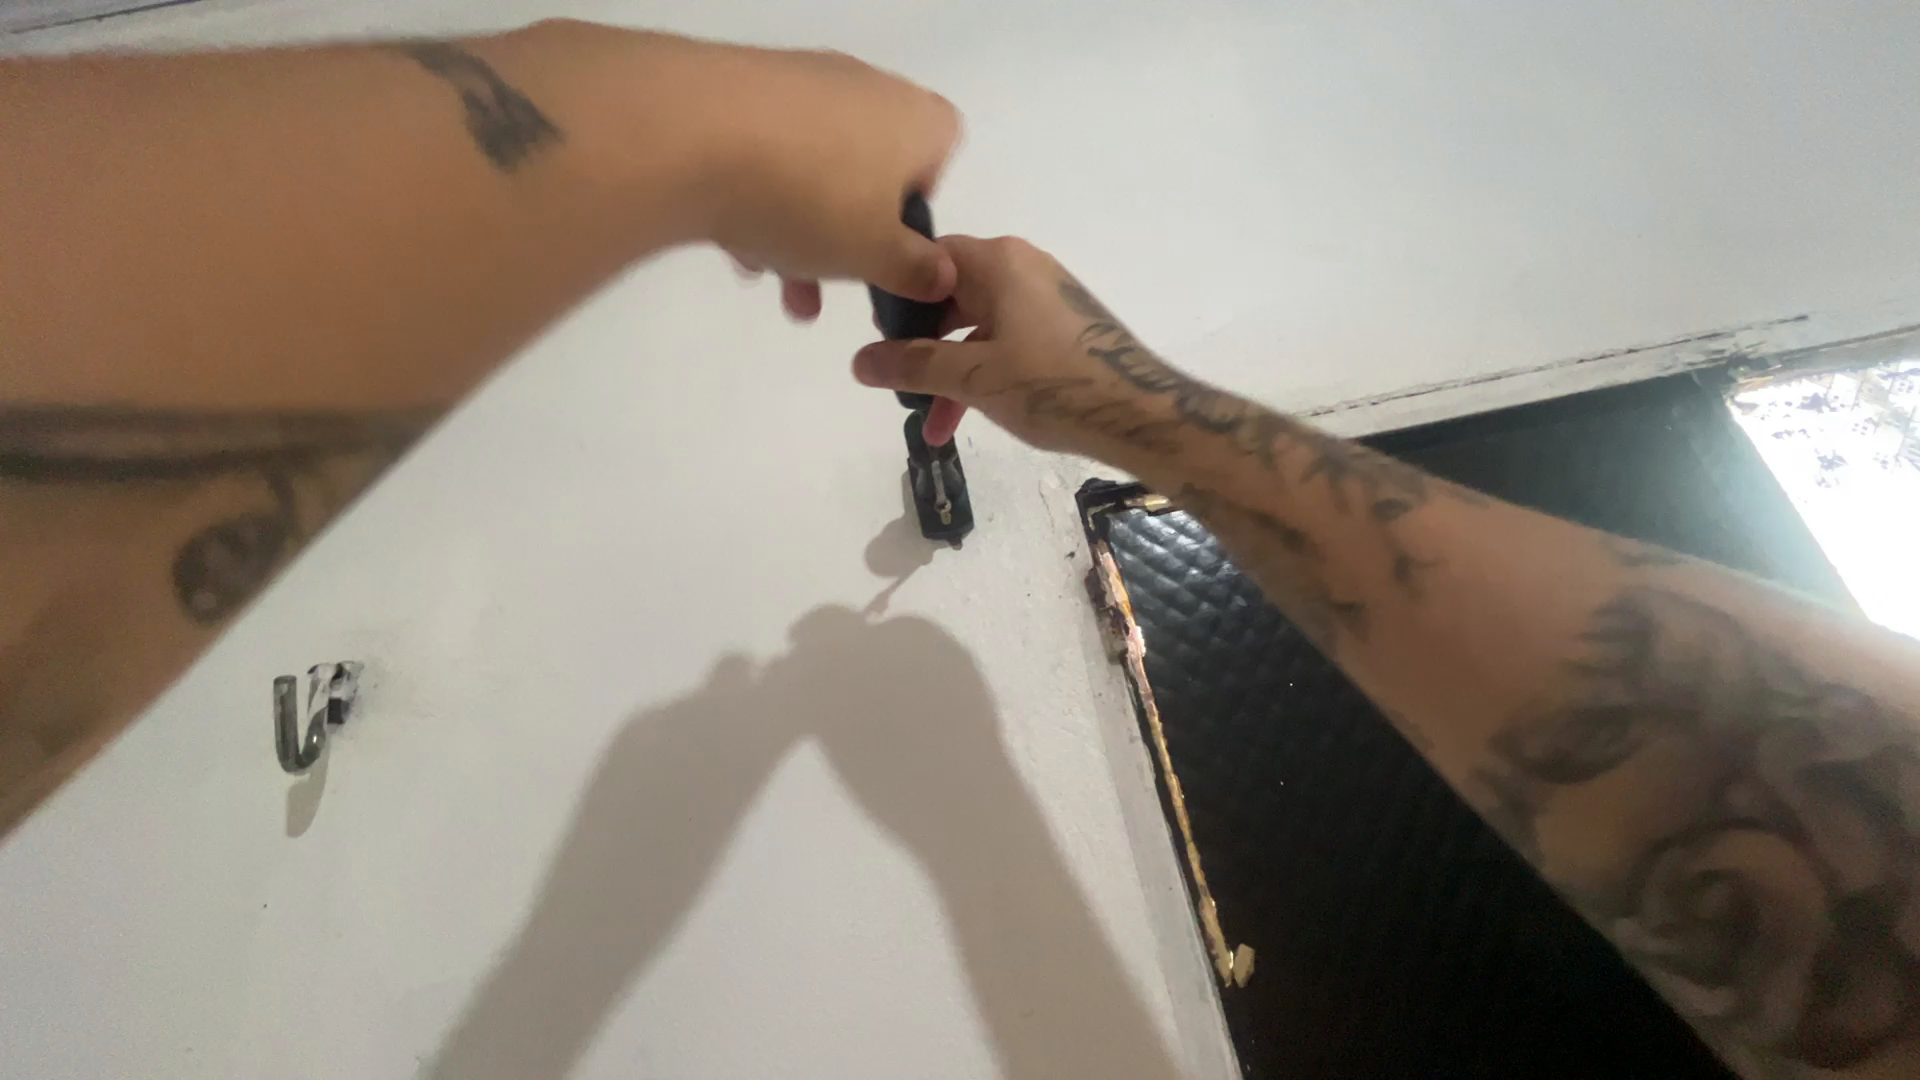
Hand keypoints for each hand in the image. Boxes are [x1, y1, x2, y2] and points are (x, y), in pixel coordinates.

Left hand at [679, 39, 960, 319]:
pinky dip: (764, 202)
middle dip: (856, 236)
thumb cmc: (814, 200)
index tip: (896, 240)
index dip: (924, 199)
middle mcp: (863, 89)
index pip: (944, 144)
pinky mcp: (742, 92)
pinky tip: (741, 244)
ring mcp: (800, 85)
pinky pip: (769, 157)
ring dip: (807, 235)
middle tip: (838, 279)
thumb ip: (917, 272)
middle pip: (873, 170)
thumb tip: (943, 275)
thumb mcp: (877, 257)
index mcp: (913, 120)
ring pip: (818, 172)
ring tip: (784, 287)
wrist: (691, 134)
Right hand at [850, 236, 1199, 460]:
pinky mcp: (1061, 328)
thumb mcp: (972, 376)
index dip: (896, 296)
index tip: (875, 337)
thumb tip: (857, 362)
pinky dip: (983, 373)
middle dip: (921, 346)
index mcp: (998, 262)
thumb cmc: (1049, 384)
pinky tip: (971, 414)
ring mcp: (1045, 299)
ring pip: (977, 328)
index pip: (928, 260)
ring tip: (933, 423)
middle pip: (951, 296)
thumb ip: (912, 366)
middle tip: (897, 381)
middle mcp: (1022, 268)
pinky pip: (1005, 342)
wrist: (1136, 413)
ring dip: (951, 373)